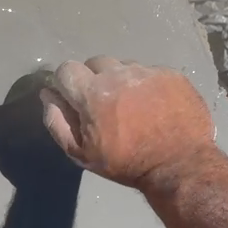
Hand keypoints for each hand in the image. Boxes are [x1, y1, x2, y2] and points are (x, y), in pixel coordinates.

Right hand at [39, 58, 215, 188]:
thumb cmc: (125, 163)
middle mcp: (118, 74)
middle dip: (93, 78)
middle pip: (95, 62)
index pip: (66, 68)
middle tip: (103, 103)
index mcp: (92, 92)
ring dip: (120, 80)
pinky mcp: (171, 74)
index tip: (74, 99)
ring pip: (123, 65)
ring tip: (131, 105)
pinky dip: (145, 84)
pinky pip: (149, 71)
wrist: (179, 165)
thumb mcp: (80, 153)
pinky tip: (153, 105)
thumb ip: (57, 121)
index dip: (66, 83)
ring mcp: (147, 71)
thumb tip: (48, 95)